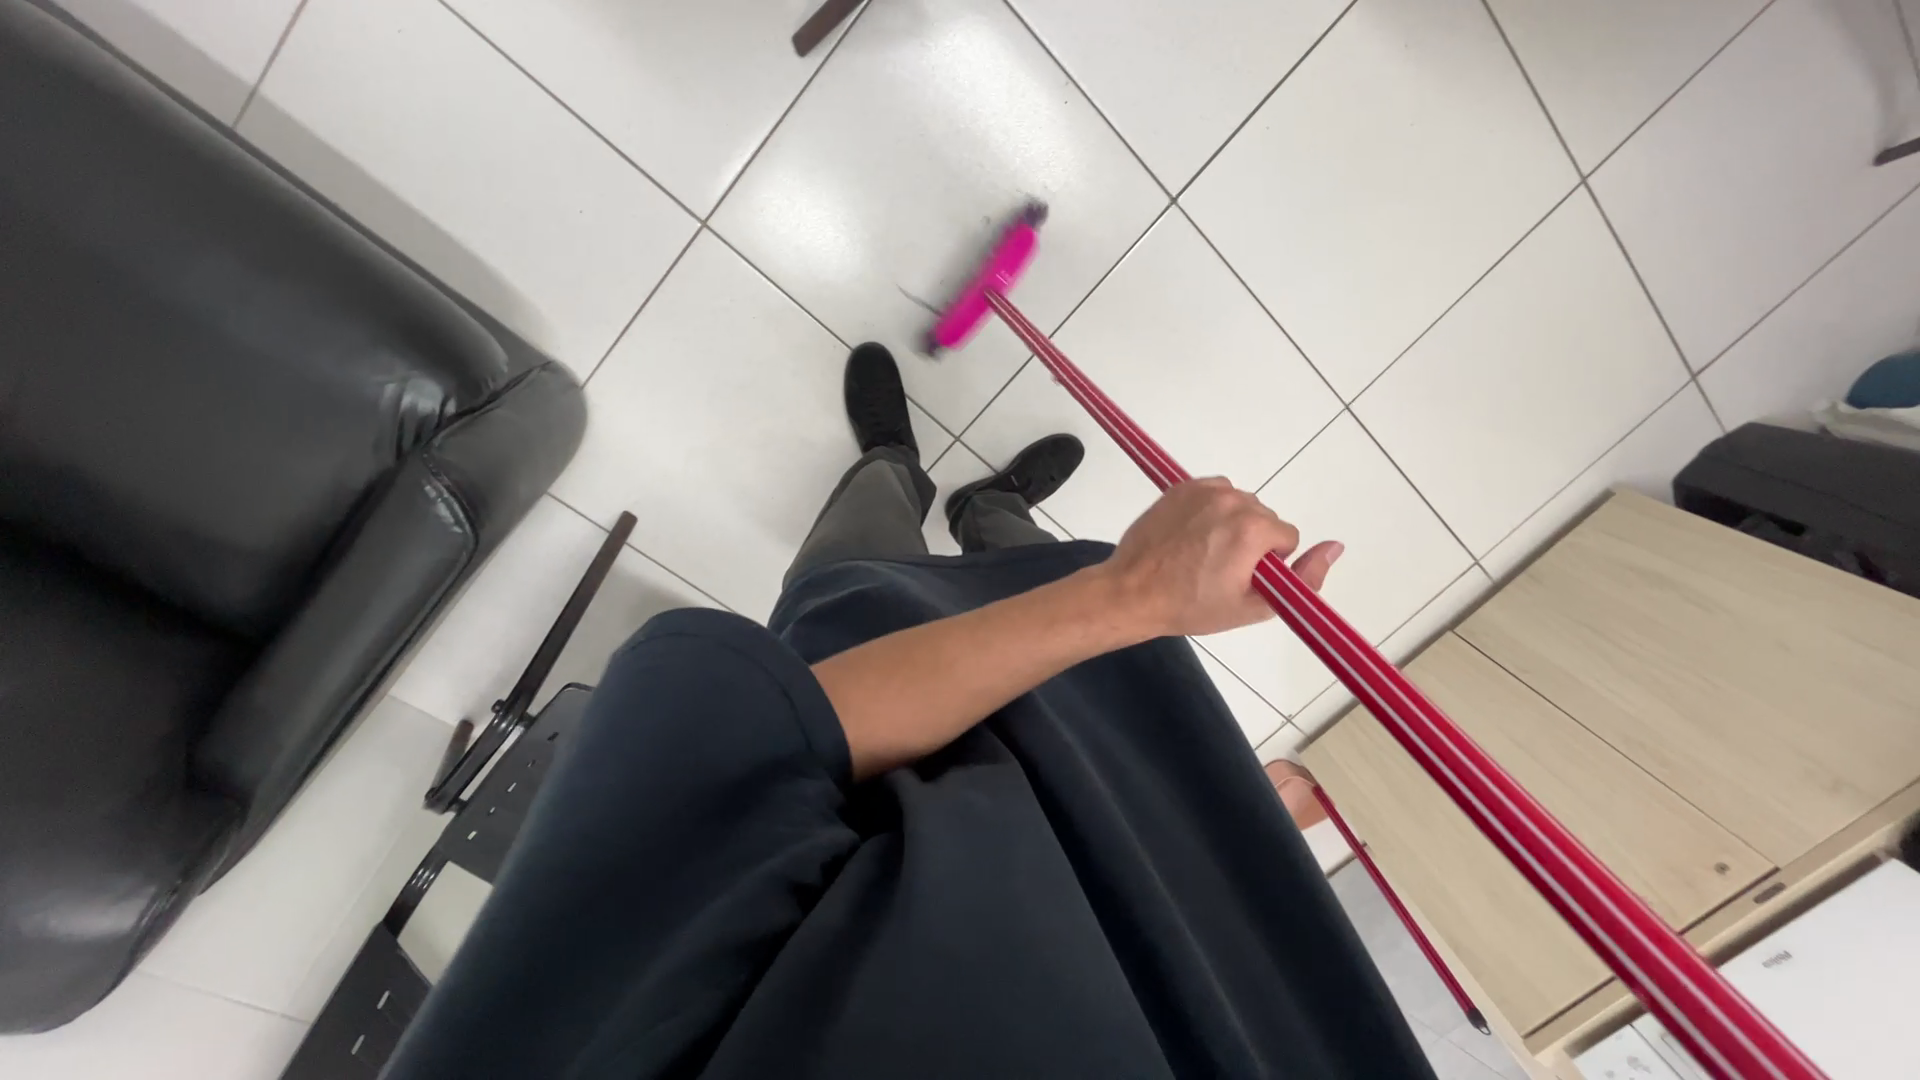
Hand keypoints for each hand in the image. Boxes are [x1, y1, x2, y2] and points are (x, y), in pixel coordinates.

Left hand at [1093, 477, 1341, 638]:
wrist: (1132, 592)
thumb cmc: (1191, 606)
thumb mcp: (1254, 606)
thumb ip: (1304, 580)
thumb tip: (1336, 546)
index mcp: (1253, 529)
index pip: (1286, 538)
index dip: (1268, 563)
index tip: (1240, 577)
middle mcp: (1232, 500)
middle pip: (1263, 518)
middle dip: (1250, 541)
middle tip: (1218, 568)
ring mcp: (1202, 490)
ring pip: (1240, 504)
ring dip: (1231, 523)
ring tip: (1202, 552)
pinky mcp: (1180, 487)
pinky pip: (1214, 493)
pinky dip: (1210, 510)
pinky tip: (1191, 535)